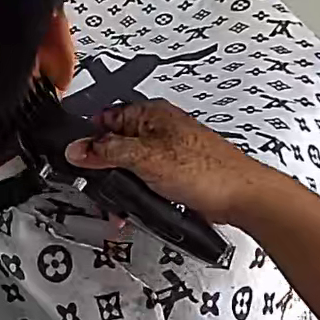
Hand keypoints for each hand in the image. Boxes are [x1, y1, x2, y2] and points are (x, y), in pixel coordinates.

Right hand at [63, 98, 288, 224]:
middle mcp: (161, 129)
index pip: (107, 117)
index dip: (90, 138)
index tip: (79, 157)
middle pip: (118, 143)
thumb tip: (79, 149)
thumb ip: (108, 152)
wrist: (241, 197)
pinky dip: (141, 193)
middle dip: (106, 167)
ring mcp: (170, 152)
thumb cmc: (208, 170)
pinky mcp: (178, 174)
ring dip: (123, 185)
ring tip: (121, 202)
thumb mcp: (145, 158)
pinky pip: (148, 180)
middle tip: (100, 185)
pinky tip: (141, 205)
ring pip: (132, 165)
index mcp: (152, 114)